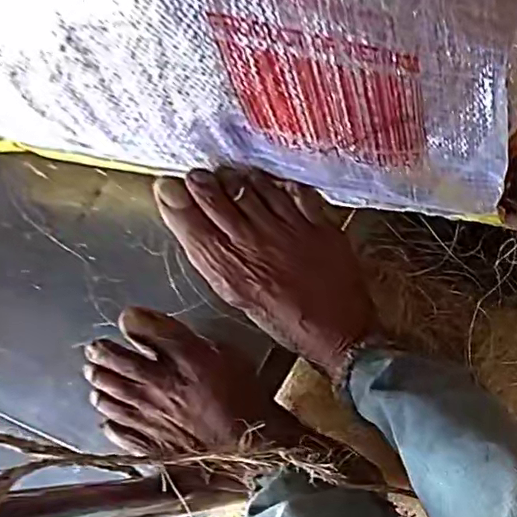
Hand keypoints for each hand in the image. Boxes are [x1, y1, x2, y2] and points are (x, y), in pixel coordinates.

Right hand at [153, 166, 377, 375]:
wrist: (344, 336)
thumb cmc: (292, 323)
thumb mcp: (241, 297)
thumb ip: (213, 258)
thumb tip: (186, 216)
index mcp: (231, 267)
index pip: (187, 215)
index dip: (175, 196)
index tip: (173, 189)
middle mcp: (255, 243)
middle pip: (214, 193)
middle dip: (203, 182)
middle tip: (205, 182)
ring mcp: (290, 231)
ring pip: (252, 185)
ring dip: (240, 179)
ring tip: (237, 184)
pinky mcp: (321, 228)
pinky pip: (294, 191)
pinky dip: (281, 186)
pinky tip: (277, 192)